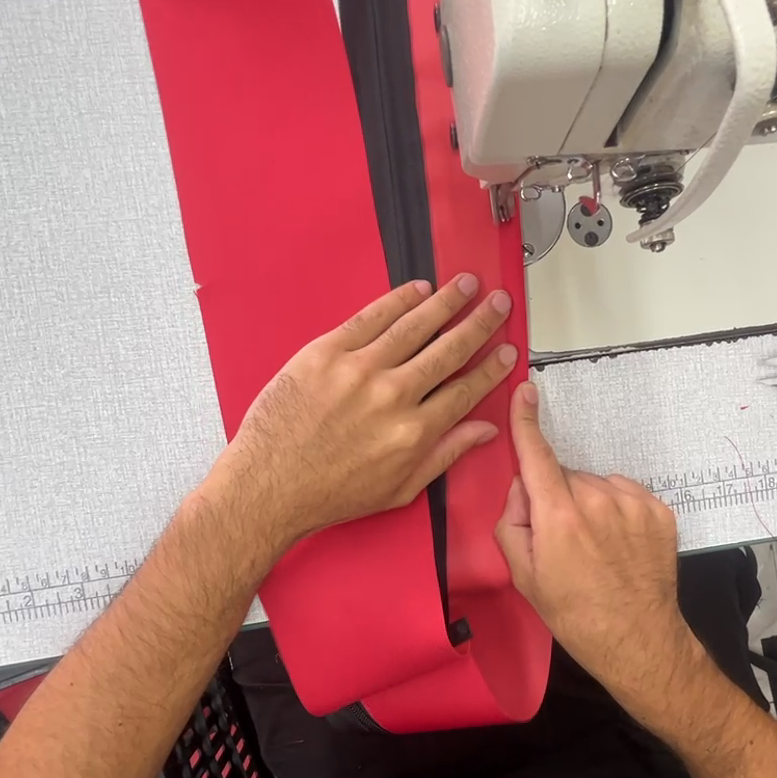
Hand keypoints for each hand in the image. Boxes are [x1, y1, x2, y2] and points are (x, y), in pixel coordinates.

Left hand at [208, 275, 517, 544]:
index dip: (492, 368)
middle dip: (479, 324)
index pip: (466, 390)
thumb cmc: (329, 492)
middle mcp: (392, 397)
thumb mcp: (400, 489)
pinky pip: (369, 318)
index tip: (506, 352)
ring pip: (414, 326)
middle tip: (497, 304)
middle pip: (449, 350)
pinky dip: (397, 300)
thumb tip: (482, 432)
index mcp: (414, 433)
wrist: (270, 485)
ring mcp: (358, 371)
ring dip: (445, 302)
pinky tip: (417, 290)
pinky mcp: (326, 353)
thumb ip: (445, 455)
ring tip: (466, 285)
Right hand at [494, 382, 702, 699]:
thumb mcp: (522, 575)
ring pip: (595, 486)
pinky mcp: (658, 510)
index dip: (527, 422)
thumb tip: (523, 489)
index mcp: (559, 516)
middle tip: (564, 542)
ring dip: (589, 505)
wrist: (636, 639)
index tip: (526, 391)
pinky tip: (618, 545)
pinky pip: (624, 494)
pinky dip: (617, 511)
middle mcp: (598, 500)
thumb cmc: (573, 613)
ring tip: (596, 548)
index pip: (537, 456)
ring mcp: (633, 503)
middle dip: (558, 499)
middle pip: (565, 478)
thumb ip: (513, 522)